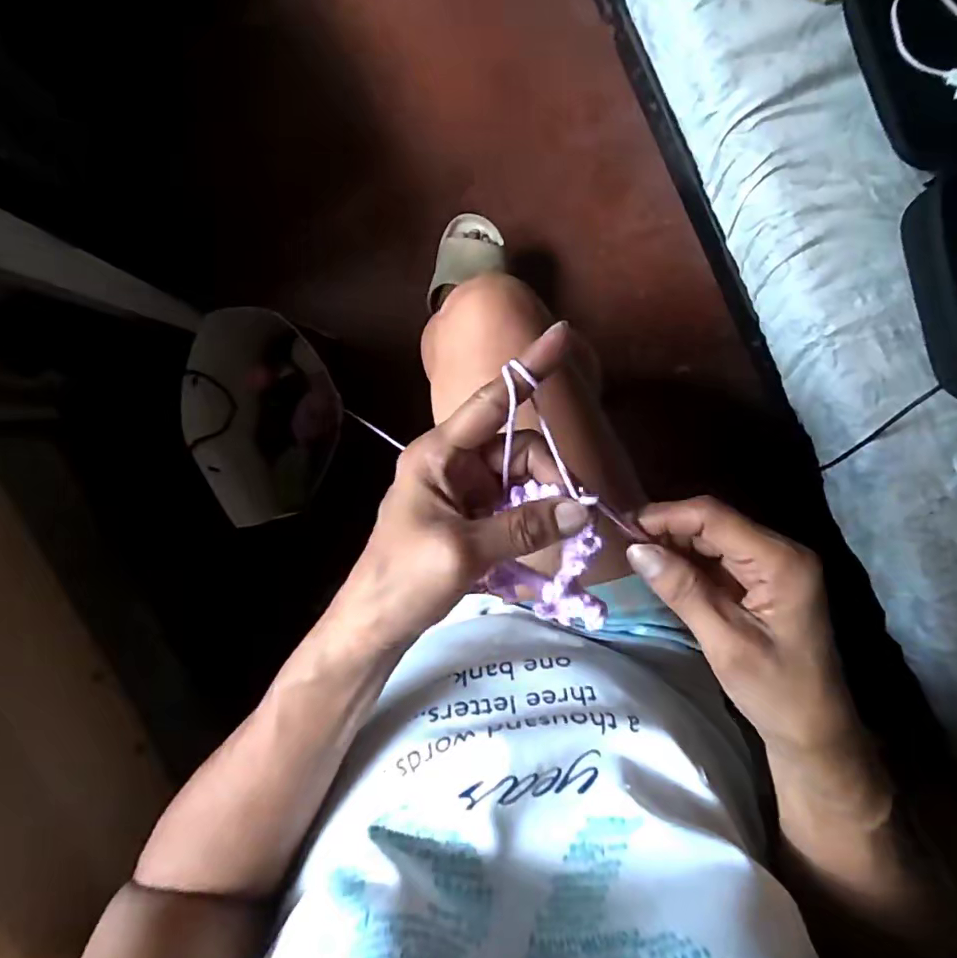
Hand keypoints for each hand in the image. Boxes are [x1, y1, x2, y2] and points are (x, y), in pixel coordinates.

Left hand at [334, 323, 591, 645]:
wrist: (375, 624)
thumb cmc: (404, 579)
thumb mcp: (464, 552)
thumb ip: (522, 527)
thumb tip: (581, 509)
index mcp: (438, 454)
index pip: (492, 402)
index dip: (529, 368)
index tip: (562, 332)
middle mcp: (453, 464)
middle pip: (519, 449)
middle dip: (549, 477)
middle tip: (573, 520)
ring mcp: (463, 492)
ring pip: (522, 481)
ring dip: (545, 509)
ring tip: (560, 549)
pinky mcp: (471, 518)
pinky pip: (514, 511)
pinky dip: (532, 531)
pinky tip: (545, 567)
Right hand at [627, 498, 882, 811]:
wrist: (815, 732)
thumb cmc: (776, 691)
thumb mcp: (724, 642)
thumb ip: (682, 590)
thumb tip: (636, 549)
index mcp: (780, 562)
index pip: (715, 517)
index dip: (667, 516)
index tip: (624, 526)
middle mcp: (781, 552)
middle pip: (714, 521)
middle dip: (668, 528)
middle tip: (623, 543)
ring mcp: (774, 565)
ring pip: (713, 536)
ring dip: (675, 542)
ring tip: (636, 554)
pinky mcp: (763, 579)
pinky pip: (719, 556)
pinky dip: (688, 559)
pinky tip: (662, 568)